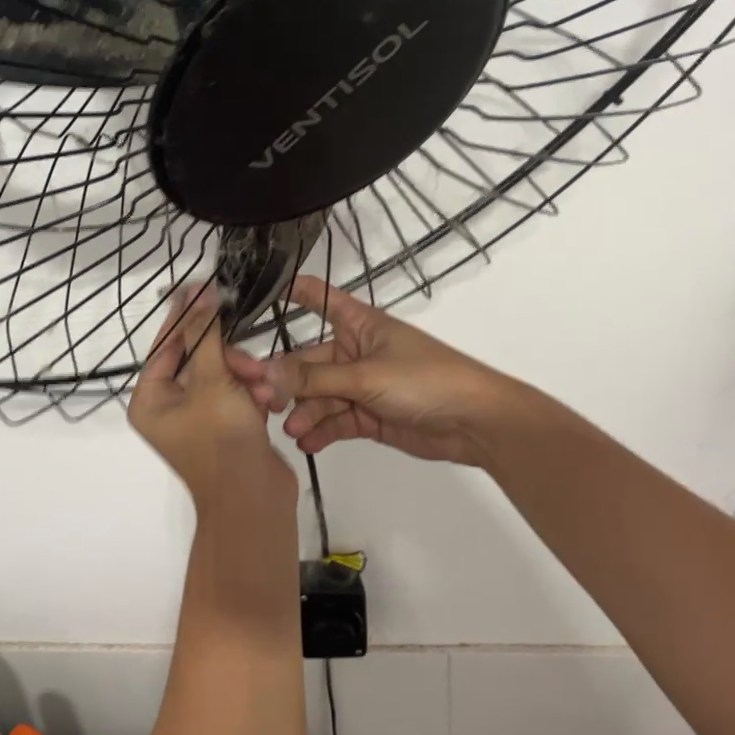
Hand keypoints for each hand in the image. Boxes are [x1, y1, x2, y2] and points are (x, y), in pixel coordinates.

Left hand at [130, 285, 293, 500]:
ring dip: (246, 377)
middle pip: (197, 359)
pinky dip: (253, 394)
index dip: (186, 317)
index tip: (203, 287)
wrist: (254, 500)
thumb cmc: (221, 440)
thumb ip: (205, 336)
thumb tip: (197, 295)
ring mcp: (198, 418)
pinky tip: (269, 402)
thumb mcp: (211, 382)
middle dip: (228, 358)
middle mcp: (168, 407)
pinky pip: (237, 394)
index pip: (165, 345)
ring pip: (222, 375)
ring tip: (264, 390)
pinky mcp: (225, 426)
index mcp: (149, 399)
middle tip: (249, 365)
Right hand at [226, 276, 536, 465]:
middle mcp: (355, 352)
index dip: (292, 292)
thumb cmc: (425, 380)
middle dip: (284, 381)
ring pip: (318, 396)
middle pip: (307, 361)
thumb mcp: (365, 377)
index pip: (320, 298)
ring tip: (292, 430)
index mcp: (359, 325)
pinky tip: (308, 442)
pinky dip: (320, 431)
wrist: (478, 424)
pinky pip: (334, 421)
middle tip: (259, 399)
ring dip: (303, 412)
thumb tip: (262, 373)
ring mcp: (361, 386)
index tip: (256, 295)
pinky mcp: (367, 416)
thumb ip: (312, 378)